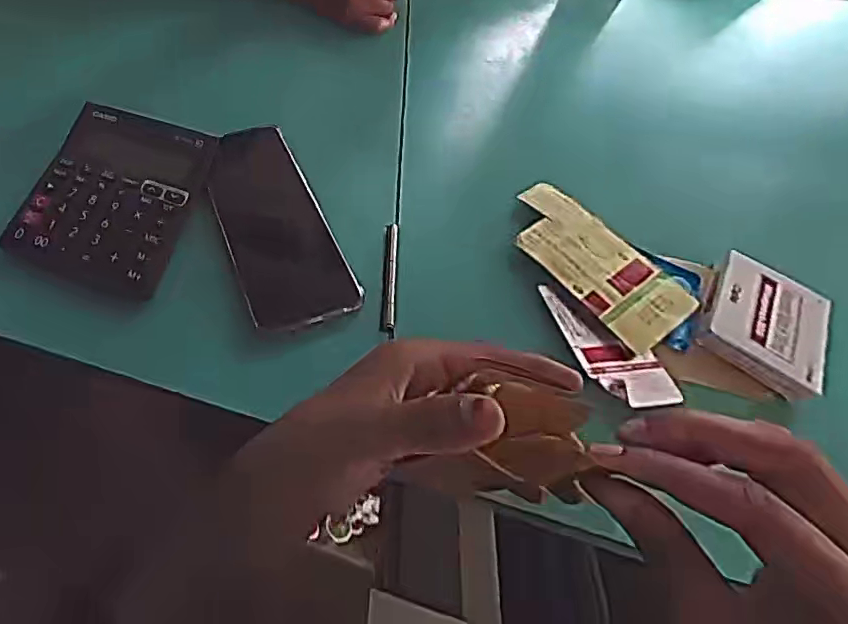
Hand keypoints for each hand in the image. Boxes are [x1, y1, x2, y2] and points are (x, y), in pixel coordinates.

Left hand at [225, 341, 582, 550]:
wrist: (272, 492)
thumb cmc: (316, 448)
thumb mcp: (374, 432)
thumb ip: (431, 421)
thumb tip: (495, 407)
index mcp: (408, 363)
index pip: (479, 356)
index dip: (525, 367)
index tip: (570, 383)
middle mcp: (413, 383)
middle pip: (482, 388)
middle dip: (527, 406)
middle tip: (575, 434)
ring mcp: (411, 417)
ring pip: (473, 421)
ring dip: (511, 438)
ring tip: (556, 462)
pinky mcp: (406, 450)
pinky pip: (457, 451)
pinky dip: (485, 462)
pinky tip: (510, 480)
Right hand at [577, 411, 847, 623]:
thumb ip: (670, 554)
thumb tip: (611, 485)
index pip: (760, 508)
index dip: (679, 474)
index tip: (617, 458)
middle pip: (789, 458)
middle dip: (701, 434)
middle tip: (636, 434)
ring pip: (796, 455)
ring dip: (716, 436)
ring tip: (657, 437)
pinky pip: (799, 474)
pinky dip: (738, 454)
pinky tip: (697, 454)